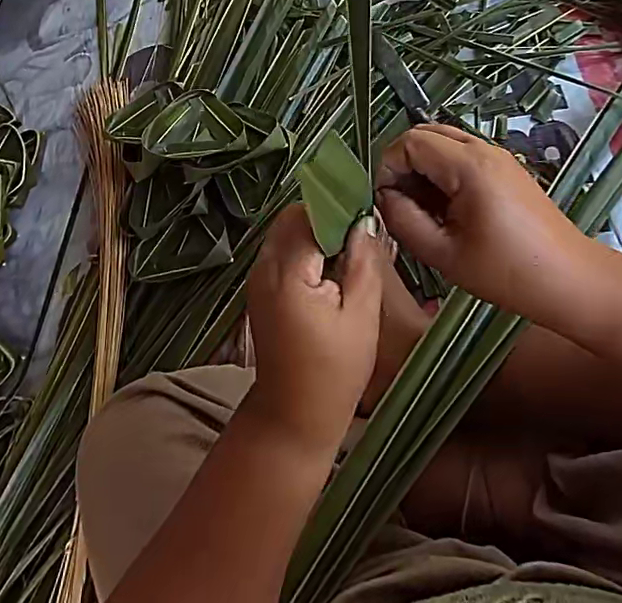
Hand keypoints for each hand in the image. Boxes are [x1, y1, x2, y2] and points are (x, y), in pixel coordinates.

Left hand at [244, 205, 389, 448]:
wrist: (293, 415)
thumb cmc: (335, 371)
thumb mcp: (361, 316)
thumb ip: (363, 262)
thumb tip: (364, 220)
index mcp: (287, 273)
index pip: (309, 216)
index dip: (337, 207)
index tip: (365, 207)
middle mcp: (264, 268)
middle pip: (291, 218)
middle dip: (324, 216)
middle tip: (358, 231)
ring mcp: (257, 277)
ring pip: (284, 231)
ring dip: (313, 231)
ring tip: (348, 249)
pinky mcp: (259, 288)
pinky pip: (280, 250)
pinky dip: (303, 248)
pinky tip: (328, 267)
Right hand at [375, 124, 598, 312]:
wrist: (573, 283)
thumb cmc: (508, 273)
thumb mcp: (443, 253)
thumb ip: (402, 219)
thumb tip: (383, 198)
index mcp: (469, 166)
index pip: (409, 142)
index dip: (388, 167)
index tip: (385, 200)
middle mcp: (484, 149)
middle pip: (424, 133)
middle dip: (402, 163)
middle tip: (400, 202)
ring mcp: (498, 155)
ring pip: (442, 141)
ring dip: (422, 166)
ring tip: (423, 207)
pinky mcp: (506, 168)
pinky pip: (461, 154)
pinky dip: (443, 171)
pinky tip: (446, 208)